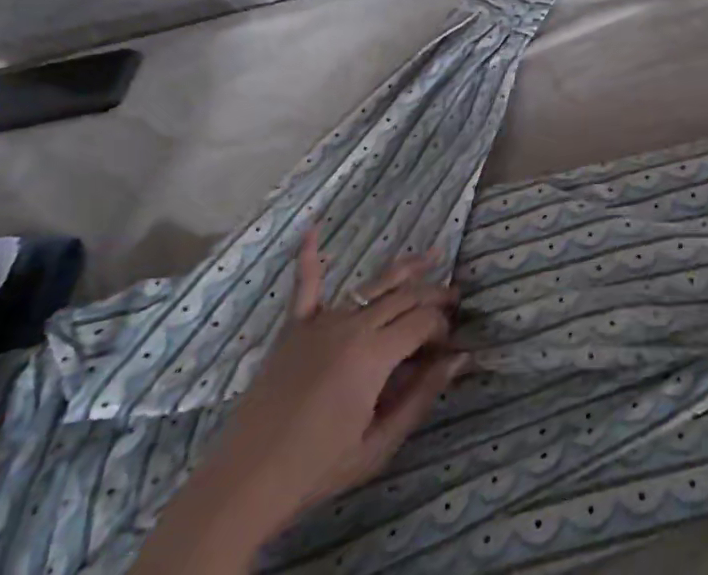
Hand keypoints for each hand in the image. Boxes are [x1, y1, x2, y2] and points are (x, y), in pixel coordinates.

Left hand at [135, 232, 465, 573]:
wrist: (247, 480)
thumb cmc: (319, 467)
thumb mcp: (380, 442)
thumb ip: (422, 395)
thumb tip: (461, 359)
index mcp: (373, 355)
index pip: (423, 321)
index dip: (443, 328)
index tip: (451, 346)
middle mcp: (349, 326)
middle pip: (404, 297)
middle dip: (434, 295)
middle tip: (456, 298)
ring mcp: (319, 323)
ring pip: (371, 286)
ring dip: (404, 270)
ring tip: (431, 256)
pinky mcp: (293, 329)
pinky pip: (305, 286)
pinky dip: (309, 256)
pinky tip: (313, 227)